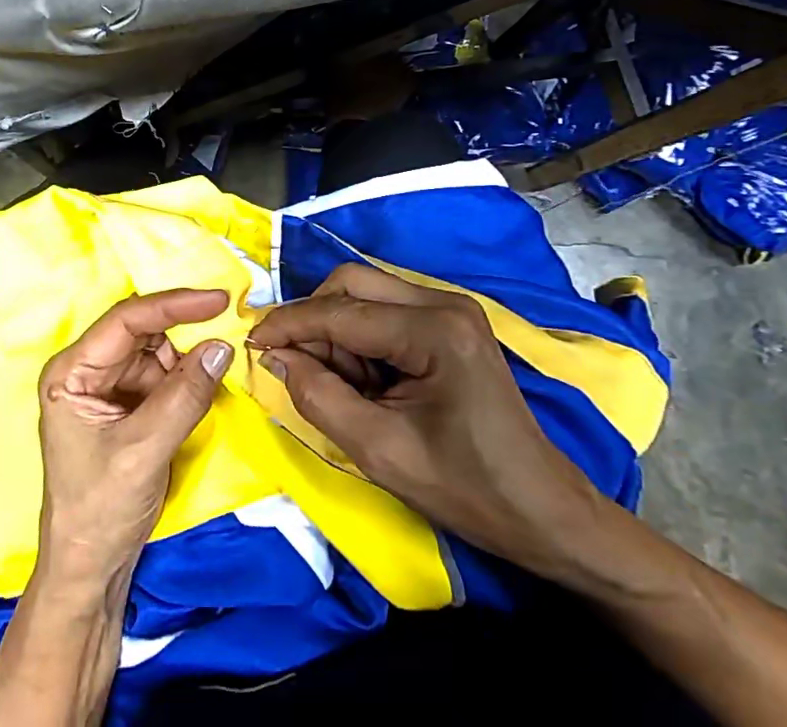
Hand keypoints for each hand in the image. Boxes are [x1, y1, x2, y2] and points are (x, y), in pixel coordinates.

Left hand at [35, 289, 232, 584]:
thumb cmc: (99, 508)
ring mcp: (119, 385)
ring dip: (198, 347)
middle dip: (189, 324)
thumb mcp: (142, 450)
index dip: (174, 305)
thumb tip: (222, 347)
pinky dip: (198, 370)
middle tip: (234, 317)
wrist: (94, 561)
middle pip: (147, 330)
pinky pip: (176, 373)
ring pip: (166, 349)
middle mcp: (94, 370)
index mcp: (73, 373)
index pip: (126, 322)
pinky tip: (219, 370)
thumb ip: (183, 396)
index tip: (218, 299)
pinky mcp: (142, 402)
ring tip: (232, 344)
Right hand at [246, 264, 601, 573]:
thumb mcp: (379, 450)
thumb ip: (319, 397)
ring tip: (336, 386)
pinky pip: (391, 313)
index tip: (250, 344)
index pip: (342, 311)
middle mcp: (446, 302)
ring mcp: (454, 309)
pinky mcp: (454, 324)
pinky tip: (364, 381)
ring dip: (339, 331)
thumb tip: (276, 357)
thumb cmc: (464, 486)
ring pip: (370, 294)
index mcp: (435, 330)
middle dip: (314, 319)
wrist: (536, 503)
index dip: (289, 325)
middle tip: (293, 367)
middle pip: (355, 283)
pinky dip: (364, 338)